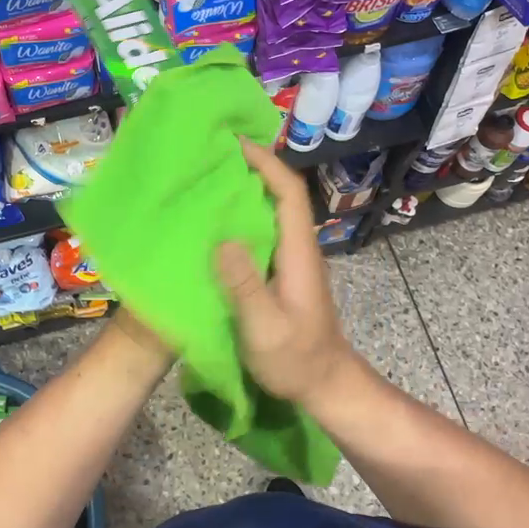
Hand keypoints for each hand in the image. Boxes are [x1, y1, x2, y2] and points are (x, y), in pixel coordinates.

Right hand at [216, 139, 360, 404]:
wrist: (323, 384)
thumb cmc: (295, 358)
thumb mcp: (266, 327)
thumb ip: (245, 286)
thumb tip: (224, 240)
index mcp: (298, 251)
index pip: (288, 192)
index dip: (265, 163)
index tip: (235, 143)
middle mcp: (298, 246)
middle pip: (280, 193)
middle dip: (251, 167)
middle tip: (211, 154)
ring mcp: (291, 259)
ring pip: (270, 211)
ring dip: (244, 189)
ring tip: (206, 178)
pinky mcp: (281, 271)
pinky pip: (262, 231)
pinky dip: (240, 215)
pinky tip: (213, 221)